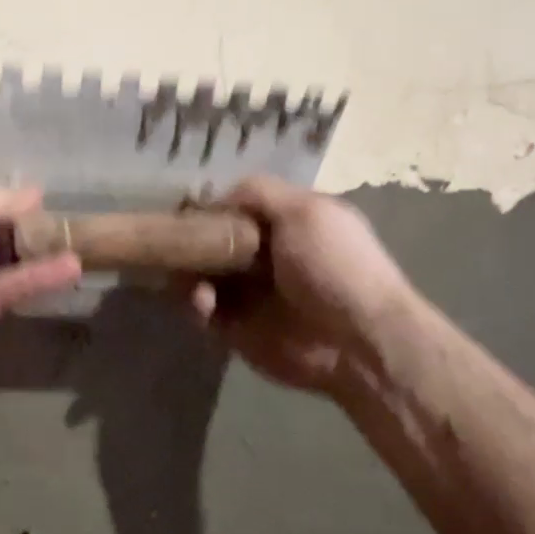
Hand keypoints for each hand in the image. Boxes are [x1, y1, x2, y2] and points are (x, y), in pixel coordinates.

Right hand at [188, 178, 415, 395]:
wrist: (356, 340)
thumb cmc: (336, 267)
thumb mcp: (306, 212)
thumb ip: (258, 193)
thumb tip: (214, 198)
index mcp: (286, 223)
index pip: (237, 207)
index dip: (212, 207)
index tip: (188, 211)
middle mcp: (264, 255)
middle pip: (212, 241)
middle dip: (192, 242)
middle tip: (178, 246)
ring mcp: (248, 293)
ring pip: (200, 276)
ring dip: (189, 274)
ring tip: (191, 280)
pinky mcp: (236, 327)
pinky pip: (203, 311)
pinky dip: (196, 305)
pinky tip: (204, 304)